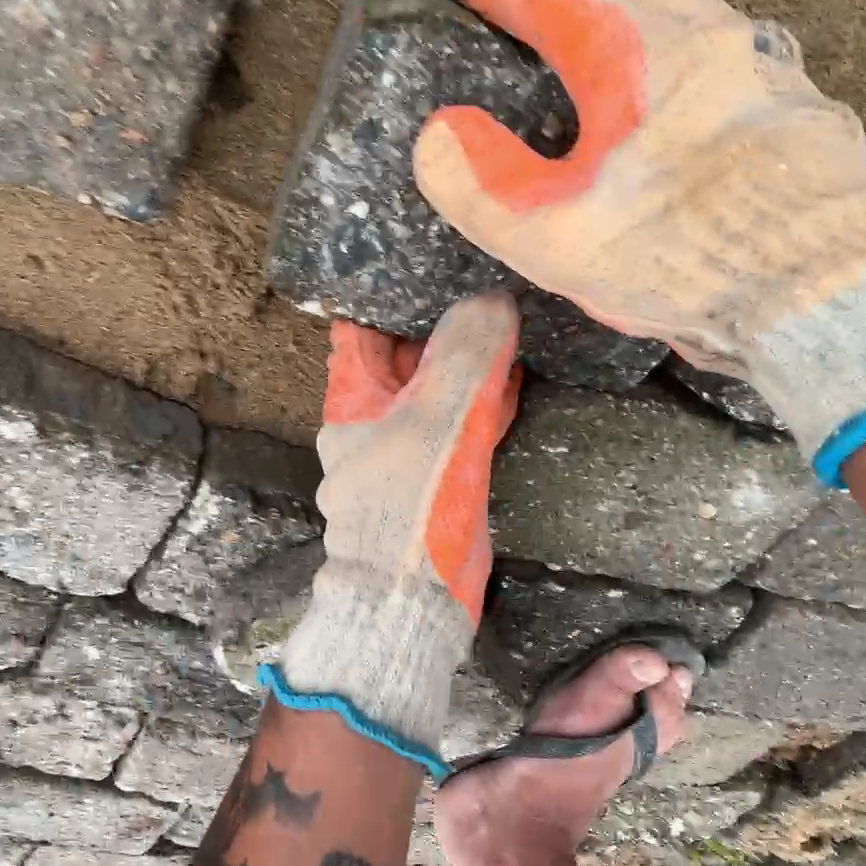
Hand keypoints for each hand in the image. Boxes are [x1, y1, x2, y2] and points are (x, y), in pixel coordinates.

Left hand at [266, 292, 520, 772]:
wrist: (412, 601)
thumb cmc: (411, 507)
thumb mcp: (439, 419)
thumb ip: (464, 354)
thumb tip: (489, 300)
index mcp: (352, 400)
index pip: (361, 328)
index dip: (388, 294)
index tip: (427, 264)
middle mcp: (369, 423)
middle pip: (404, 357)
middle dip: (442, 328)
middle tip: (487, 289)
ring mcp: (399, 453)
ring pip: (433, 393)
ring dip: (467, 366)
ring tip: (508, 326)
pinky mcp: (430, 481)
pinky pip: (454, 429)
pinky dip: (478, 406)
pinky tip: (512, 388)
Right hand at [415, 0, 865, 479]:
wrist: (817, 292)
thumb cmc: (676, 257)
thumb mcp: (551, 236)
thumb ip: (481, 184)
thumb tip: (441, 134)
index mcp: (635, 56)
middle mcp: (703, 38)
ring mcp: (758, 65)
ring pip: (679, 10)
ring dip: (624, 10)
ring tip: (590, 34)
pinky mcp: (791, 105)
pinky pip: (718, 52)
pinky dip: (674, 53)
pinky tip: (666, 94)